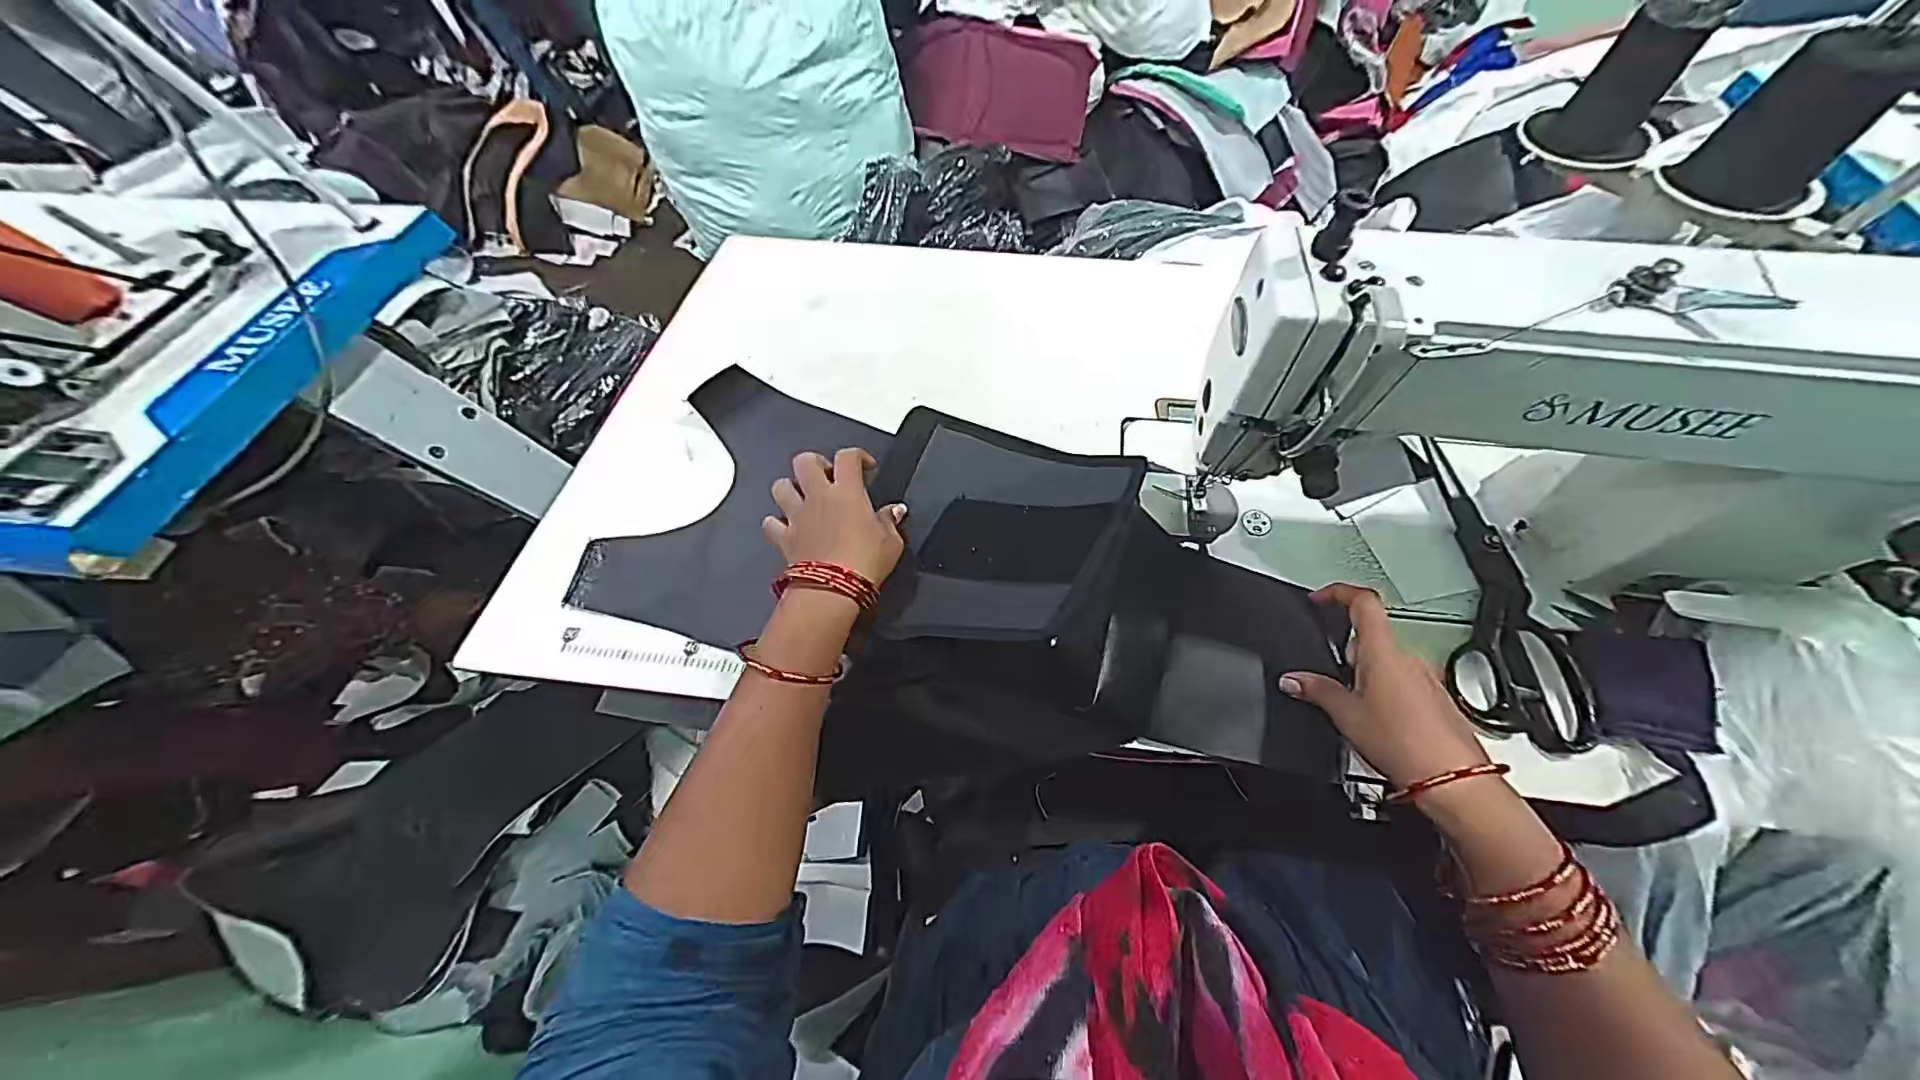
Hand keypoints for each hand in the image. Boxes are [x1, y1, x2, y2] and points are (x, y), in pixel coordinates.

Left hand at [762, 448, 906, 585]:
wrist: (833, 590)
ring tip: (803, 497)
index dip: (857, 456)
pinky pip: (770, 523)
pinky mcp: (784, 538)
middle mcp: (818, 498)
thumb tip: (895, 512)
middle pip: (805, 461)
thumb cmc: (863, 564)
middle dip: (815, 463)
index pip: (847, 456)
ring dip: (790, 488)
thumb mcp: (891, 542)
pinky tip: (788, 527)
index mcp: (847, 492)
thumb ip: (890, 521)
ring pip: (780, 486)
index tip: (865, 467)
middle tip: (827, 474)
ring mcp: (797, 516)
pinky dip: (776, 523)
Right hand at [1280, 583, 1490, 788]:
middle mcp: (1409, 658)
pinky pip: (1402, 681)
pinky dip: (1383, 691)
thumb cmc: (1407, 745)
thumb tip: (1294, 680)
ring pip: (1385, 661)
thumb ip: (1316, 689)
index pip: (1363, 602)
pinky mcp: (1435, 698)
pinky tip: (1377, 721)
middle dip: (1344, 654)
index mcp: (1384, 652)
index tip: (1320, 598)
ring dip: (1363, 676)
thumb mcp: (1345, 714)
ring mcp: (1425, 677)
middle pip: (1369, 637)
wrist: (1453, 780)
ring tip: (1353, 708)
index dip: (1338, 592)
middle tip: (1328, 680)